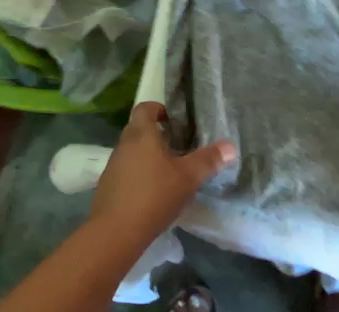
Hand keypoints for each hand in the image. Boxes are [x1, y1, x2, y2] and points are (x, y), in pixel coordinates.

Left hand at [88, 101, 236, 243]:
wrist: (115, 231)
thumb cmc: (154, 195)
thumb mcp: (188, 178)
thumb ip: (208, 160)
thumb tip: (230, 146)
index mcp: (142, 134)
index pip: (145, 108)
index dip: (159, 109)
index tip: (174, 120)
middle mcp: (124, 144)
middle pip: (138, 129)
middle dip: (156, 134)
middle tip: (177, 146)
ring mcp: (113, 164)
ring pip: (132, 150)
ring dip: (147, 155)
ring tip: (167, 171)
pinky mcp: (108, 185)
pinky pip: (125, 170)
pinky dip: (138, 173)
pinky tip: (152, 192)